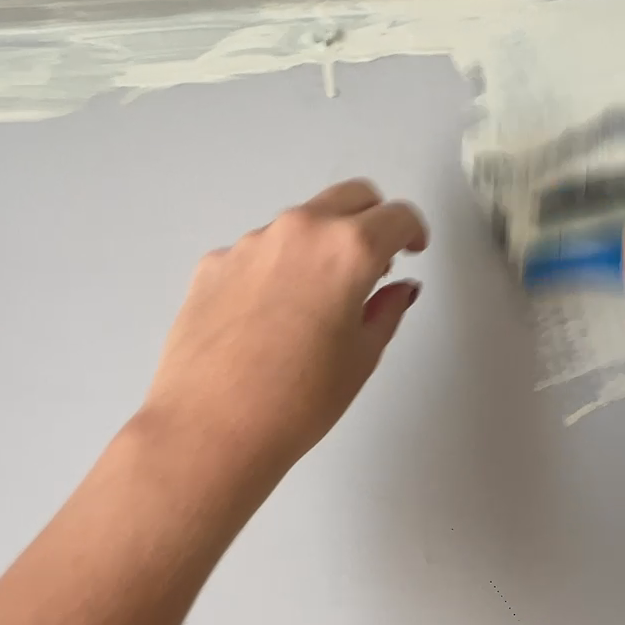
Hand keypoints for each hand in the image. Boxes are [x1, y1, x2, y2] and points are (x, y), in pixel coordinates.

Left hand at [139, 180, 427, 471]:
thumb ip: (387, 309)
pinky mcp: (213, 263)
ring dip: (321, 244)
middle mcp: (300, 231)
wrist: (210, 427)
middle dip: (372, 219)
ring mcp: (251, 242)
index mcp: (348, 249)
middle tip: (376, 261)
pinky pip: (260, 251)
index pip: (397, 216)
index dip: (413, 232)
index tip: (413, 249)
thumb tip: (397, 289)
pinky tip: (271, 317)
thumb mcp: (363, 356)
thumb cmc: (300, 400)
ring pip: (301, 223)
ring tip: (318, 299)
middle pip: (350, 197)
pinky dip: (278, 268)